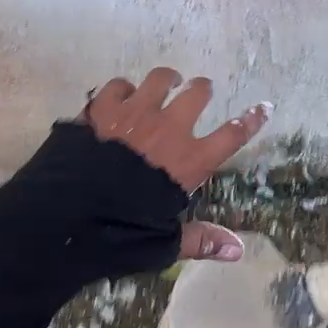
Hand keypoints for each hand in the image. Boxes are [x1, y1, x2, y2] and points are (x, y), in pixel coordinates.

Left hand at [84, 68, 269, 263]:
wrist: (64, 215)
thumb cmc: (119, 234)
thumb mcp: (163, 242)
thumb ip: (200, 239)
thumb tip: (238, 249)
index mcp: (188, 161)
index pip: (231, 135)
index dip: (251, 120)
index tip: (263, 106)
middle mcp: (168, 128)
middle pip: (198, 94)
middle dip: (202, 90)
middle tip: (199, 92)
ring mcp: (135, 112)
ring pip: (160, 79)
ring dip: (167, 80)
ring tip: (166, 84)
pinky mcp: (102, 107)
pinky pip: (119, 84)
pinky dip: (123, 89)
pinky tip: (120, 98)